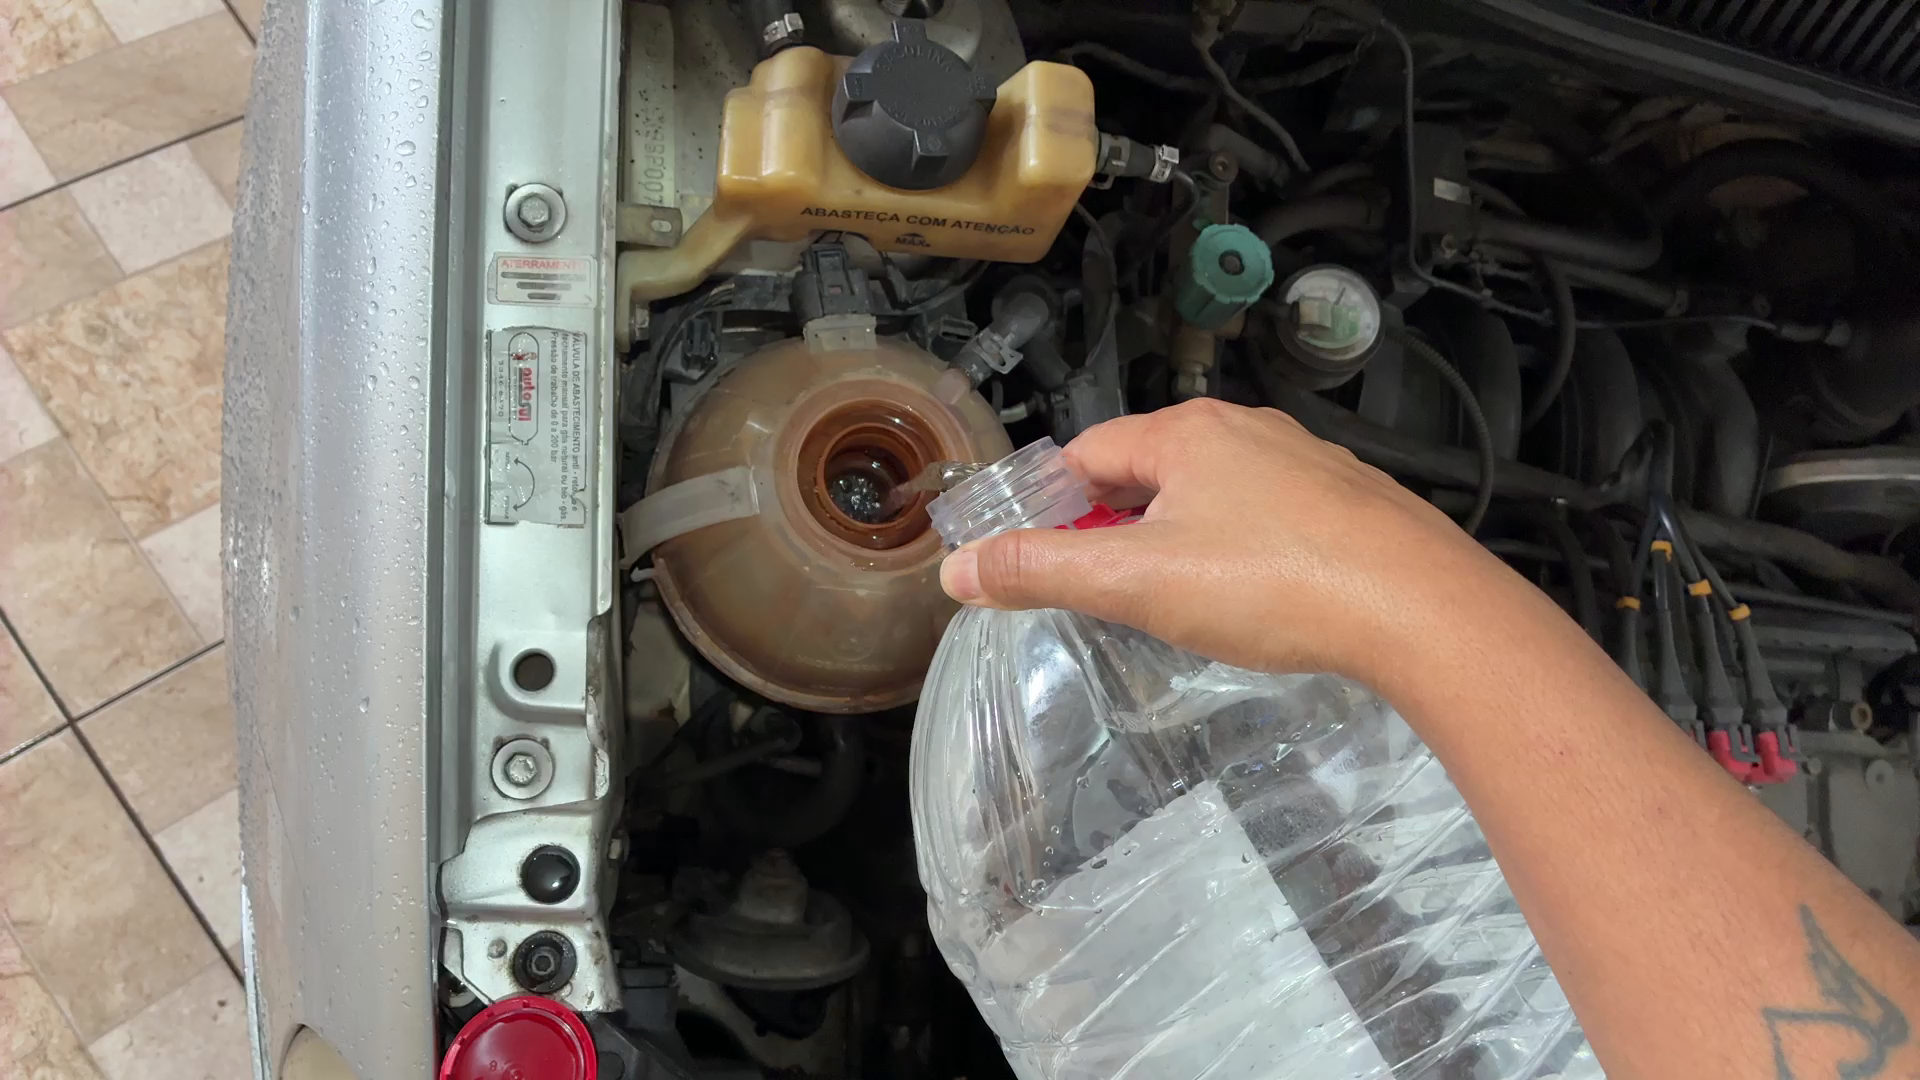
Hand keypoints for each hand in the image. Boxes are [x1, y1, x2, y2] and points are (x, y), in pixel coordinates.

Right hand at [938, 399, 1558, 685]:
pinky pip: (1260, 511)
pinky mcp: (1345, 501)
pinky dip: (1231, 542)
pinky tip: (1245, 588)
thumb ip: (1039, 571)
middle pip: (1145, 469)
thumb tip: (956, 570)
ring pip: (1206, 490)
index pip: (1086, 452)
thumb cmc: (1267, 584)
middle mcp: (1245, 429)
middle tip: (1100, 578)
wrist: (1426, 614)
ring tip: (1166, 589)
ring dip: (1171, 530)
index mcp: (1185, 433)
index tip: (1042, 548)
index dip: (1052, 499)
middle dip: (1111, 519)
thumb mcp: (1135, 581)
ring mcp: (1303, 461)